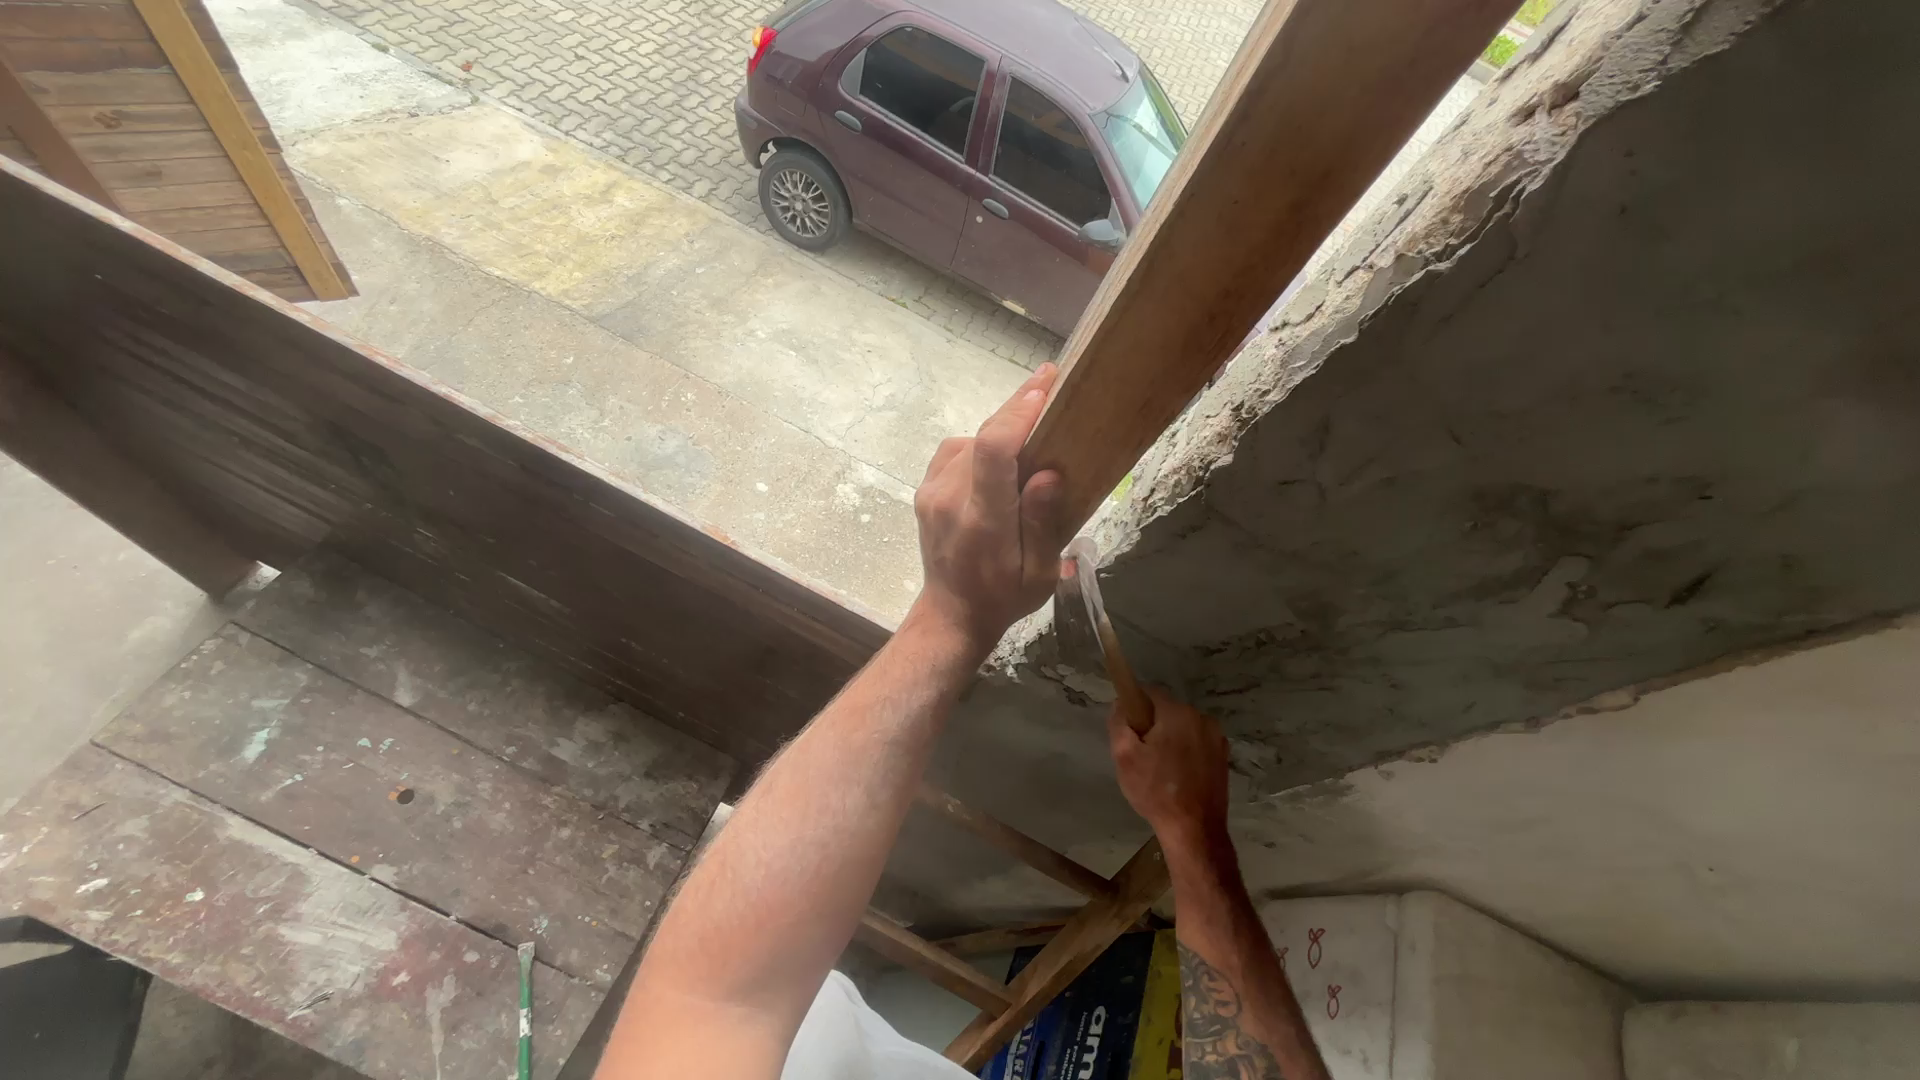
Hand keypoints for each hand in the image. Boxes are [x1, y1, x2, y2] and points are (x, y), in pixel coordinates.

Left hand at [909, 363, 1068, 655]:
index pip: (992, 452)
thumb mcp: (1039, 576)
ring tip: (1031, 426)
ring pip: (969, 441)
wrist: (951, 614)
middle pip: (981, 437)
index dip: (1017, 415)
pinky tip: (998, 457)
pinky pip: (955, 452)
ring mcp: (931, 492)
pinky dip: (979, 444)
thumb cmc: (1004, 598)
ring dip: (1000, 429)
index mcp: (982, 521)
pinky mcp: (925, 490)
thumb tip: (1047, 475)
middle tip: (1049, 380)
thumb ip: (1042, 525)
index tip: (1044, 389)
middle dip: (1016, 406)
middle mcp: (949, 498)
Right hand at [1108, 687, 1230, 847]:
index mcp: (1178, 713)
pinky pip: (1196, 742)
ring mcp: (1216, 738)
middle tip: (1140, 754)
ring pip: (1182, 727)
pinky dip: (1185, 751)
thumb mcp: (1124, 756)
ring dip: (1169, 738)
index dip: (1134, 706)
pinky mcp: (1223, 756)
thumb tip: (1122, 704)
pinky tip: (1177, 775)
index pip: (1149, 692)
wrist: (1194, 829)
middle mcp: (1202, 718)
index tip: (1128, 729)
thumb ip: (1119, 722)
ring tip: (1159, 768)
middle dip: (1151, 725)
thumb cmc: (1155, 790)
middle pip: (1167, 710)